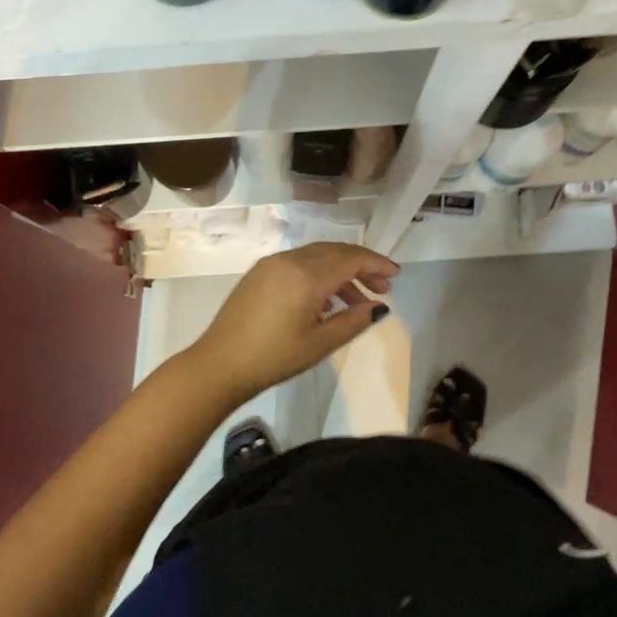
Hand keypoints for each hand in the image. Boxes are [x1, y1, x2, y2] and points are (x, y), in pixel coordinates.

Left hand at [192, 242, 400, 396]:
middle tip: (382, 289)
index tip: (396, 275)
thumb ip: (353, 321)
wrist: (220, 364)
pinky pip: (298, 264)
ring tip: (357, 301)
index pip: (351, 258)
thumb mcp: (320, 344)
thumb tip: (378, 307)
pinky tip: (326, 301)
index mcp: (306, 274)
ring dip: (340, 272)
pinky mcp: (259, 273)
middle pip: (334, 252)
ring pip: (316, 257)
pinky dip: (319, 274)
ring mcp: (271, 264)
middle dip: (361, 266)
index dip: (376, 264)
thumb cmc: (274, 357)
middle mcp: (289, 260)